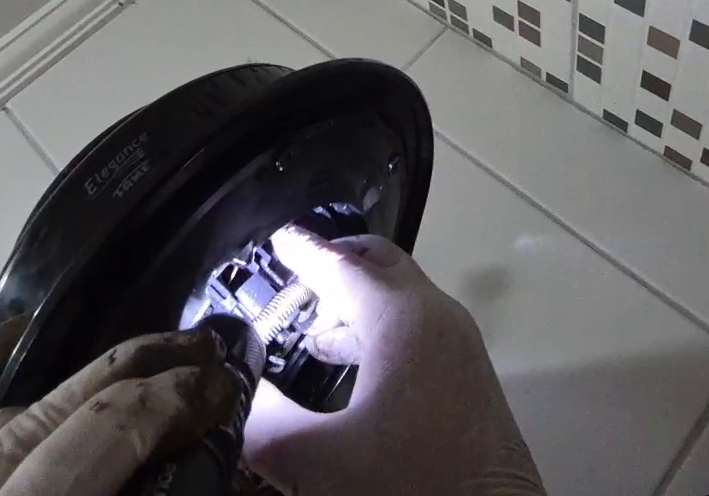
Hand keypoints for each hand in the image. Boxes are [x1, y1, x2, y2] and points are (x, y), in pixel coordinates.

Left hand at [0, 317, 237, 495]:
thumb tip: (227, 488)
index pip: (100, 442)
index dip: (166, 405)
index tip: (218, 391)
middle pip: (61, 417)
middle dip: (144, 374)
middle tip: (203, 357)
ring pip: (9, 414)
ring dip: (87, 376)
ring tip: (146, 357)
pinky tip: (18, 344)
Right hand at [242, 229, 545, 495]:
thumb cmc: (411, 485)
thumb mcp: (323, 462)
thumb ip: (268, 426)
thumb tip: (240, 402)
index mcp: (403, 318)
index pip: (342, 266)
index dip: (305, 251)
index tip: (279, 237)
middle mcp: (436, 316)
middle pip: (379, 265)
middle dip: (336, 265)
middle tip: (294, 283)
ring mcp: (457, 343)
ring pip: (400, 297)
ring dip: (356, 303)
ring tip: (313, 331)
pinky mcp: (468, 374)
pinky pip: (416, 327)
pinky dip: (379, 329)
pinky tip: (352, 367)